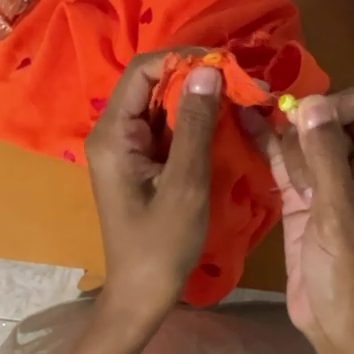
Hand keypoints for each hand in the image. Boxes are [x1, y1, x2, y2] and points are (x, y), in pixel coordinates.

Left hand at [86, 52, 220, 330]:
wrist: (141, 294)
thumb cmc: (161, 244)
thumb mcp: (185, 183)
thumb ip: (194, 125)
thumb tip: (207, 70)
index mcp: (113, 135)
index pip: (141, 71)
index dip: (182, 60)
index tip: (225, 67)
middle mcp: (112, 134)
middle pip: (151, 85)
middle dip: (194, 79)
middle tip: (241, 84)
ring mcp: (125, 150)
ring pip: (161, 106)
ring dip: (197, 101)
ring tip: (238, 101)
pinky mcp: (139, 165)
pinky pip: (165, 130)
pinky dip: (192, 124)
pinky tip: (222, 126)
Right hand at [243, 88, 353, 353]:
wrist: (338, 330)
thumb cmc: (351, 279)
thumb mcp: (338, 217)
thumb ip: (325, 159)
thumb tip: (309, 104)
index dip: (335, 104)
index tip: (302, 121)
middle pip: (333, 116)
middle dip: (301, 110)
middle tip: (264, 110)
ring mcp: (329, 182)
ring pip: (306, 137)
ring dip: (279, 124)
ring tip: (245, 105)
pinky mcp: (302, 199)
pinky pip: (286, 163)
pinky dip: (267, 146)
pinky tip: (241, 125)